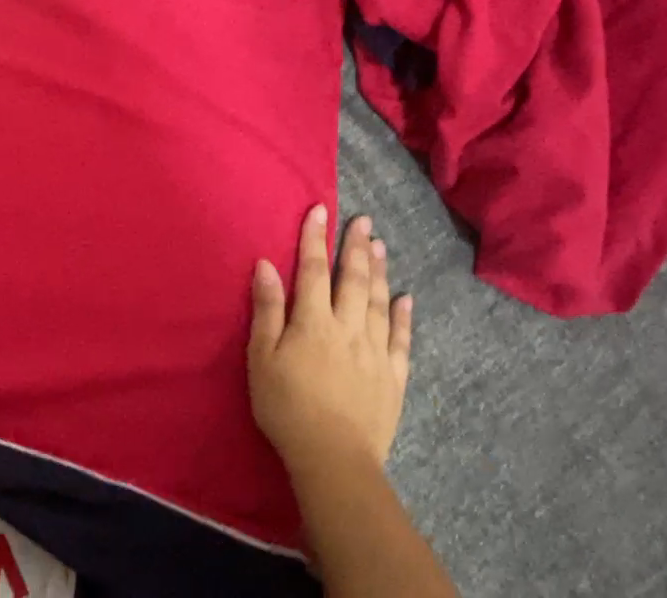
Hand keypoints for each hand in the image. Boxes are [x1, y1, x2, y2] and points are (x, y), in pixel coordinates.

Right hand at [248, 205, 412, 470]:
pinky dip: (403, 315)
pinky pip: (401, 339)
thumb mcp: (261, 356)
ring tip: (380, 246)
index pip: (313, 270)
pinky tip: (405, 298)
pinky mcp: (394, 377)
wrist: (333, 457)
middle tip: (363, 221)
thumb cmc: (285, 405)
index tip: (319, 210)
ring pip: (379, 302)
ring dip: (379, 272)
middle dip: (356, 247)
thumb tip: (266, 265)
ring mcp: (375, 352)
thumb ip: (267, 309)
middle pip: (353, 280)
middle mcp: (348, 328)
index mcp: (313, 322)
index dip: (315, 239)